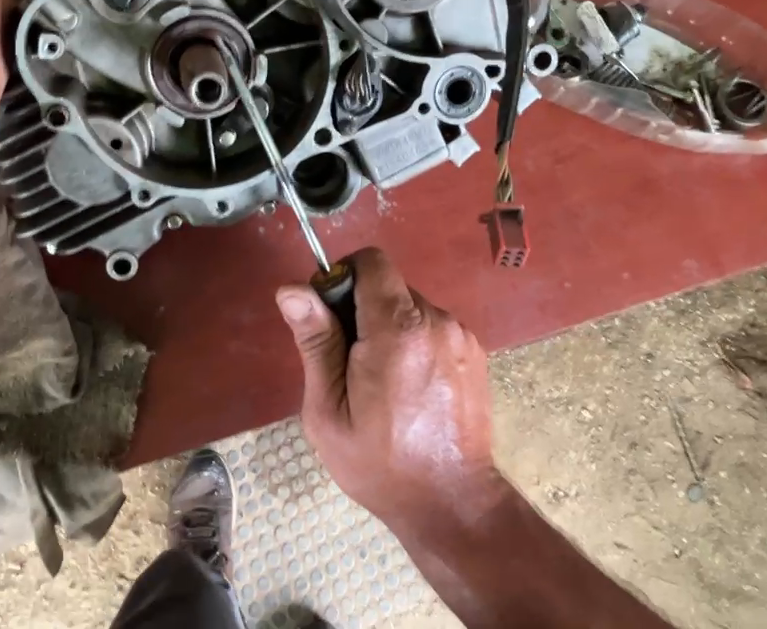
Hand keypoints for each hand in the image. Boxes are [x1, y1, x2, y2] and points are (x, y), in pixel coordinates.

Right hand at [276, 248, 508, 536]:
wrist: (452, 504)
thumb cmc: (380, 463)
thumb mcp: (328, 410)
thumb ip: (315, 341)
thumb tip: (291, 290)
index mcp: (397, 329)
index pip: (371, 262)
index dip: (343, 276)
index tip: (329, 316)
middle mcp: (435, 320)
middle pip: (388, 286)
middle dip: (362, 310)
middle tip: (348, 364)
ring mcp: (460, 335)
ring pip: (410, 308)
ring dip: (388, 329)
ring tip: (380, 384)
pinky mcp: (474, 352)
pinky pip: (432, 328)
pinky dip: (414, 344)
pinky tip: (408, 389)